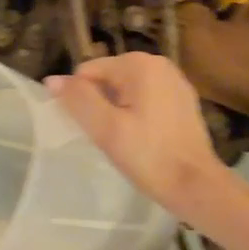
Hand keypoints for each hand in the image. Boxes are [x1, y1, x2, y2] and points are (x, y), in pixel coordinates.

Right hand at [45, 52, 228, 215]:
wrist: (196, 186)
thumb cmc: (149, 156)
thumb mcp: (106, 129)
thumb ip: (78, 100)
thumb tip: (52, 80)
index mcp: (139, 64)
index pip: (89, 71)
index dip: (84, 100)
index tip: (96, 129)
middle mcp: (158, 63)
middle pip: (109, 78)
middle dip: (103, 104)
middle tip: (111, 137)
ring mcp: (174, 81)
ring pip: (127, 90)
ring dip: (119, 111)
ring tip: (127, 140)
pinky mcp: (183, 100)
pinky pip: (147, 99)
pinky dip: (139, 115)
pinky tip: (144, 140)